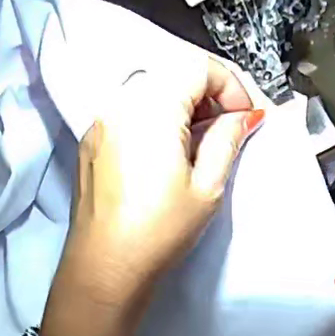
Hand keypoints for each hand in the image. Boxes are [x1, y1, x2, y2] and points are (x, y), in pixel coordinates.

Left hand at [44, 51, 261, 335]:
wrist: (104, 268)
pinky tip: (167, 155)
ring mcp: (100, 123)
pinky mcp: (91, 142)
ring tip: (198, 146)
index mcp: (152, 109)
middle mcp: (120, 105)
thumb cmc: (156, 233)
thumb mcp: (207, 187)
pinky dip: (154, 119)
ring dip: (180, 106)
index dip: (230, 85)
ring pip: (149, 91)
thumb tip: (241, 117)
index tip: (243, 115)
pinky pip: (128, 112)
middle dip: (206, 94)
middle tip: (226, 130)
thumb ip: (227, 139)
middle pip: (172, 74)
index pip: (197, 66)